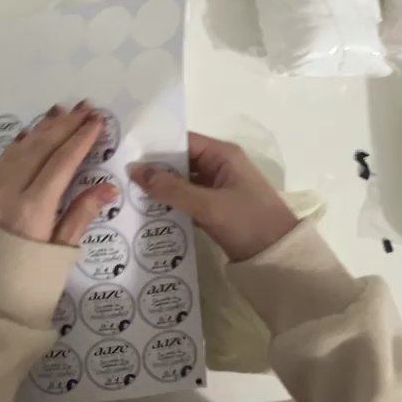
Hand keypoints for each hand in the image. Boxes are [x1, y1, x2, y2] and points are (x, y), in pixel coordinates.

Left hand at [0, 102, 114, 245]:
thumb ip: (81, 214)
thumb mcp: (60, 252)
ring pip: (20, 148)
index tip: (97, 122)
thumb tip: (108, 186)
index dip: (80, 140)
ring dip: (43, 128)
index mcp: (33, 209)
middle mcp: (10, 192)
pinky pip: (4, 158)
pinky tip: (32, 132)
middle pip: (40, 148)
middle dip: (64, 126)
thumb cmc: (27, 281)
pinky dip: (21, 141)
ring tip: (62, 112)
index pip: (61, 163)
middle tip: (86, 108)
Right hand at [131, 133, 297, 261]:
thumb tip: (135, 170)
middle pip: (181, 162)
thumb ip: (172, 188)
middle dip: (155, 170)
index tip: (127, 153)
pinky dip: (172, 205)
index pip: (183, 142)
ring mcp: (219, 189)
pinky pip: (188, 201)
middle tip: (120, 175)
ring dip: (161, 189)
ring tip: (127, 193)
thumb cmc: (249, 223)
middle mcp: (220, 167)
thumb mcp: (208, 205)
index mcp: (223, 155)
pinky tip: (148, 212)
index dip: (156, 146)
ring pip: (183, 183)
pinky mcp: (217, 210)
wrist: (281, 260)